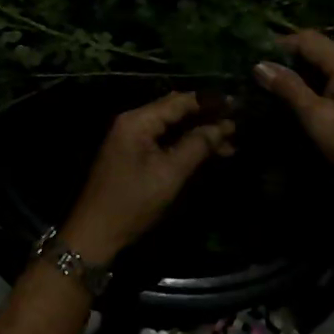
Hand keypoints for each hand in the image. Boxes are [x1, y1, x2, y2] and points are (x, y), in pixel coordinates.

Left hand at [61, 92, 235, 263]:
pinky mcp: (134, 155)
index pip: (180, 101)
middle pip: (176, 111)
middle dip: (207, 117)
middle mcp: (133, 123)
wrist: (95, 233)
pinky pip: (164, 141)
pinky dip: (186, 145)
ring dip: (199, 133)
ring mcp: (132, 139)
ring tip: (231, 142)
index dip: (210, 102)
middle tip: (238, 124)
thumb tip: (223, 126)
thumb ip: (197, 146)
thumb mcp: (169, 174)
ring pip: (172, 128)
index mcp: (138, 121)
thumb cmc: (132, 202)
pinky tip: (208, 152)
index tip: (237, 103)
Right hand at [254, 31, 333, 195]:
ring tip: (271, 85)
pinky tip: (297, 95)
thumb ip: (289, 88)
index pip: (306, 39)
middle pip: (316, 48)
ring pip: (324, 62)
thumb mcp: (317, 117)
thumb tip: (259, 65)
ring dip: (300, 71)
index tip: (252, 59)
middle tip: (258, 75)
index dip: (278, 46)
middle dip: (287, 59)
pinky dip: (315, 81)